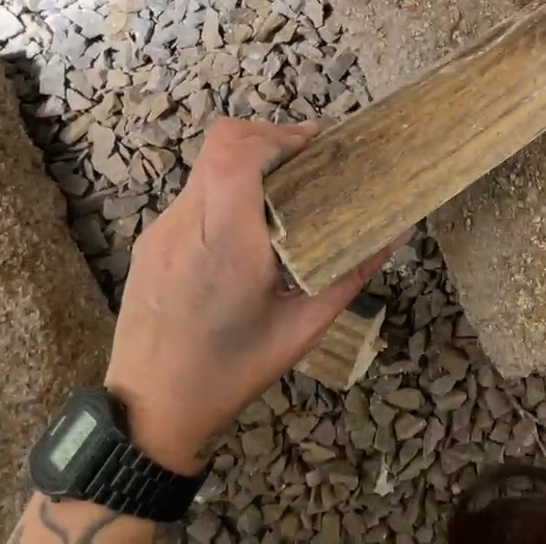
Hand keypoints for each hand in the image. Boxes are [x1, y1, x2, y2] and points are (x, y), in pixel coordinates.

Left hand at [103, 117, 402, 473]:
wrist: (149, 412)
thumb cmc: (233, 370)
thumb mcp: (304, 328)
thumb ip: (351, 273)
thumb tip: (397, 233)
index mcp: (227, 242)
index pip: (235, 154)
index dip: (276, 133)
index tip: (314, 142)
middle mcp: (186, 224)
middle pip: (220, 144)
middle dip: (267, 136)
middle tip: (306, 158)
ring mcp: (161, 231)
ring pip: (205, 165)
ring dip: (246, 160)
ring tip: (283, 188)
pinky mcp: (149, 242)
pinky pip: (193, 194)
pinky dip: (226, 188)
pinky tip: (248, 223)